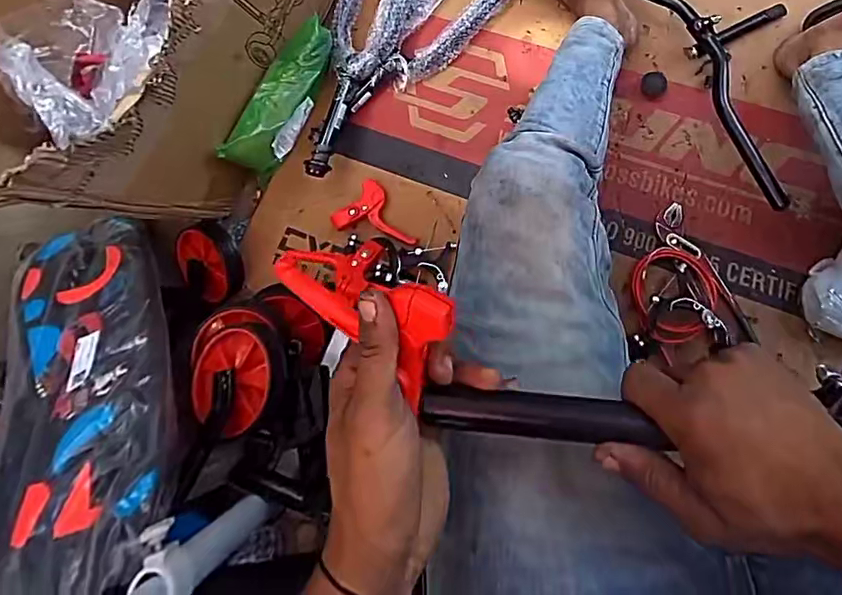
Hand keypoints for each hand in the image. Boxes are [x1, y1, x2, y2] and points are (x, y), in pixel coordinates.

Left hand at [320, 292, 499, 594]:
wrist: (394, 542)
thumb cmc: (370, 479)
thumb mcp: (373, 408)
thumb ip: (377, 351)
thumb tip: (371, 299)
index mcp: (356, 371)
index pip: (374, 321)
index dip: (397, 306)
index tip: (422, 300)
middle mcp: (379, 378)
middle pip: (409, 334)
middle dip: (431, 335)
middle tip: (442, 355)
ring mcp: (406, 397)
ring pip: (433, 357)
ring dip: (453, 361)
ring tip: (463, 378)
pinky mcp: (431, 417)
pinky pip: (451, 386)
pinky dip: (468, 382)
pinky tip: (485, 383)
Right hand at [594, 347, 841, 558]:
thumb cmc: (771, 510)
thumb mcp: (704, 514)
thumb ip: (649, 475)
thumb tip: (603, 449)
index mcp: (687, 413)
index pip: (634, 378)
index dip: (641, 401)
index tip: (661, 425)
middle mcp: (706, 376)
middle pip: (667, 374)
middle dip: (678, 400)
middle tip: (708, 435)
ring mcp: (734, 361)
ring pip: (698, 368)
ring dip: (707, 390)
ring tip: (740, 425)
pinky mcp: (757, 354)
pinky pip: (727, 360)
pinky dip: (734, 379)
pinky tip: (758, 408)